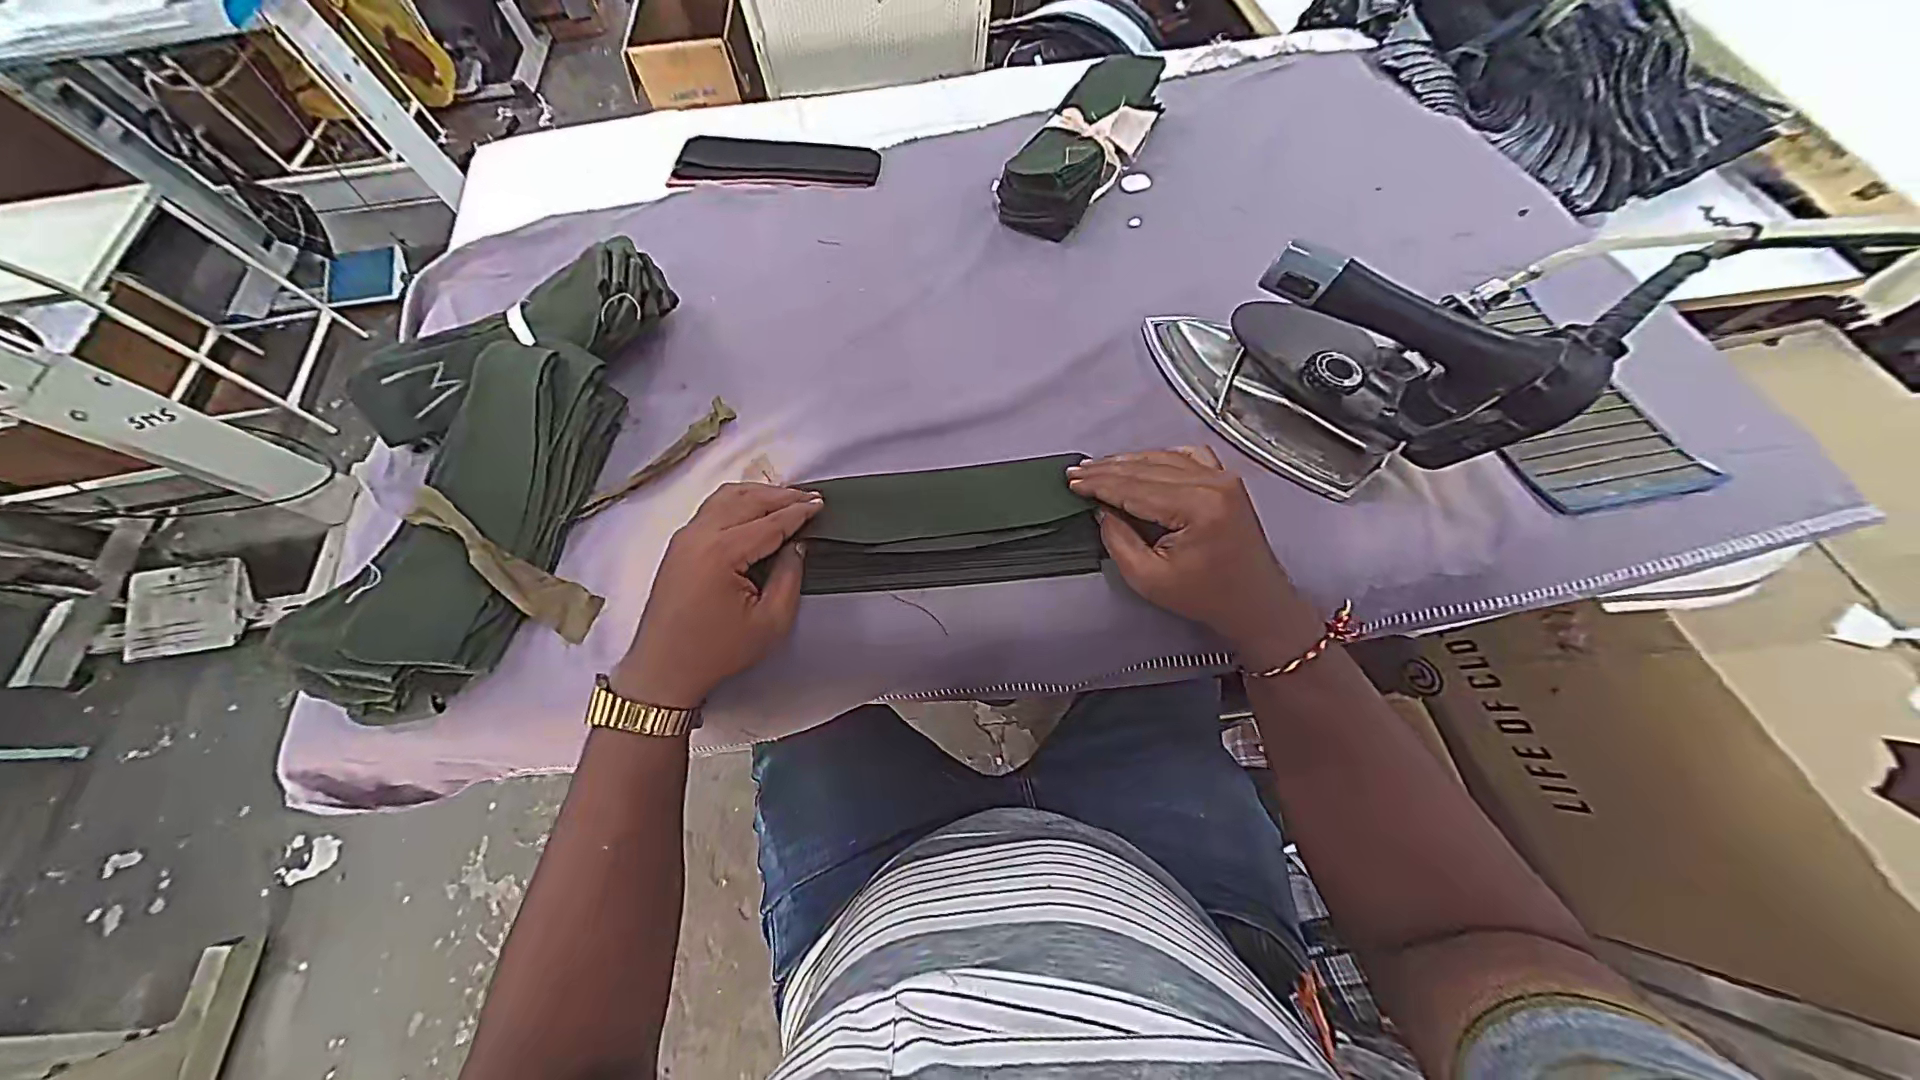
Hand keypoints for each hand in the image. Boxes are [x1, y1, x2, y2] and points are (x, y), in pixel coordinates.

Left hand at [613, 483, 821, 708]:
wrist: (664, 668)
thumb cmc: (718, 651)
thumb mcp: (771, 622)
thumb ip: (789, 577)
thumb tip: (797, 546)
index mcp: (721, 552)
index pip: (770, 521)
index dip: (799, 512)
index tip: (822, 505)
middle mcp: (699, 535)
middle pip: (748, 500)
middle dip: (783, 496)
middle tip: (812, 498)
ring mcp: (685, 537)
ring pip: (727, 497)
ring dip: (760, 494)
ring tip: (788, 499)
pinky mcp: (680, 544)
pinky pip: (713, 507)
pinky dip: (739, 500)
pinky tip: (756, 508)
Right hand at [1067, 447, 1322, 662]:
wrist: (1256, 603)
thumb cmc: (1207, 597)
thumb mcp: (1149, 579)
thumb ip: (1119, 541)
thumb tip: (1102, 511)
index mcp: (1198, 506)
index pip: (1135, 488)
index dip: (1098, 484)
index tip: (1073, 483)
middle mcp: (1213, 483)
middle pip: (1146, 469)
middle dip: (1106, 471)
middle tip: (1076, 473)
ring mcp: (1223, 478)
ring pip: (1163, 459)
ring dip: (1127, 463)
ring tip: (1095, 467)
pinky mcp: (1226, 482)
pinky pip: (1186, 457)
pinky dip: (1158, 458)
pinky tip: (1138, 463)